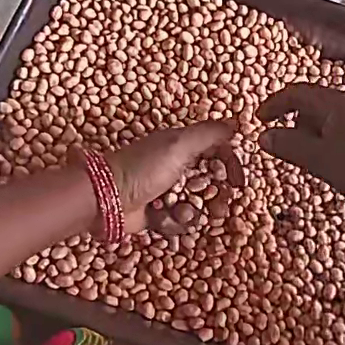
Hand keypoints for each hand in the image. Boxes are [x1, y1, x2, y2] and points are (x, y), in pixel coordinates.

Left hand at [105, 122, 239, 233]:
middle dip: (215, 196)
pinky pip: (180, 221)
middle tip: (217, 206)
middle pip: (211, 181)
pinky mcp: (159, 212)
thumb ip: (209, 134)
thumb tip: (236, 123)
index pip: (218, 151)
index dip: (231, 165)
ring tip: (179, 210)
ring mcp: (168, 191)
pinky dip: (173, 221)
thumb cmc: (142, 168)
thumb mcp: (178, 145)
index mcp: (182, 145)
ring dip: (191, 210)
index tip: (239, 182)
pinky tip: (162, 217)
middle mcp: (177, 166)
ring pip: (198, 204)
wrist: (105, 199)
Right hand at [256, 85, 344, 224]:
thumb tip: (263, 136)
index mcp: (341, 103)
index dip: (274, 104)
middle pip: (315, 104)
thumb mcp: (322, 163)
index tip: (259, 120)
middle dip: (294, 123)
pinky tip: (335, 164)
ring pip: (331, 118)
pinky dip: (331, 140)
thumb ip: (290, 146)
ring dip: (313, 135)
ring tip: (310, 162)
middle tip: (284, 148)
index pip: (298, 93)